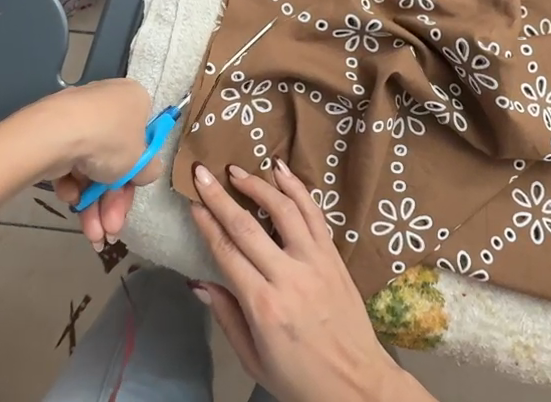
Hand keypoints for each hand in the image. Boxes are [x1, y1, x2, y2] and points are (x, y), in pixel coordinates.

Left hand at [21, 79, 155, 250]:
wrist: (56, 134)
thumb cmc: (110, 141)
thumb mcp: (142, 162)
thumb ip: (149, 169)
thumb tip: (145, 171)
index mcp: (134, 99)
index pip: (142, 138)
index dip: (137, 173)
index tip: (133, 195)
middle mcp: (107, 103)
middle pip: (115, 159)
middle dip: (113, 201)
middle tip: (111, 230)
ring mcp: (79, 117)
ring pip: (92, 166)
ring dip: (94, 205)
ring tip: (93, 234)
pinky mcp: (54, 132)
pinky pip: (70, 163)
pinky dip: (72, 185)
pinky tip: (70, 198)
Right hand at [189, 161, 433, 401]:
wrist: (358, 386)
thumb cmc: (300, 379)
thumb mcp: (254, 360)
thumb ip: (227, 316)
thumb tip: (199, 282)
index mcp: (263, 305)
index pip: (227, 252)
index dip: (206, 223)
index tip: (192, 201)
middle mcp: (288, 276)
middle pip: (247, 226)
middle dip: (220, 196)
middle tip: (201, 172)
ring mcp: (315, 262)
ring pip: (283, 210)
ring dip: (257, 185)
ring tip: (236, 169)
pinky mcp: (333, 256)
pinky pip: (314, 213)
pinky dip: (297, 187)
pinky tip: (280, 170)